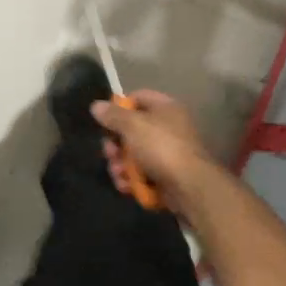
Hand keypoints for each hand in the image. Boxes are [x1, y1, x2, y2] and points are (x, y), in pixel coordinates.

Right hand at [92, 89, 222, 212]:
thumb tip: (96, 106)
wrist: (190, 187)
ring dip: (121, 165)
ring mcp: (168, 154)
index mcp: (165, 108)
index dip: (119, 107)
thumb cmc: (161, 147)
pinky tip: (126, 185)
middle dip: (116, 144)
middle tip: (110, 153)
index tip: (105, 119)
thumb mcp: (132, 125)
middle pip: (132, 130)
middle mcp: (168, 128)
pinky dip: (132, 180)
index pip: (138, 97)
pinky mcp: (167, 176)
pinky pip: (143, 173)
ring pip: (135, 155)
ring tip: (118, 173)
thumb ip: (112, 115)